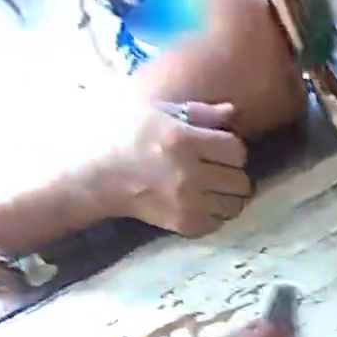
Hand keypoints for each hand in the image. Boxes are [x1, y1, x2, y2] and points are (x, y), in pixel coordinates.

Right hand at [91, 102, 251, 237]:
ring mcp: (189, 203)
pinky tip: (200, 201)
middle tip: (217, 168)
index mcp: (182, 140)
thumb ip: (200, 113)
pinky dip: (215, 212)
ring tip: (211, 186)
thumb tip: (235, 112)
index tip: (219, 147)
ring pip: (235, 204)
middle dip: (233, 172)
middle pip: (242, 181)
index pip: (237, 151)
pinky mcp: (187, 224)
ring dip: (228, 195)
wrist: (95, 173)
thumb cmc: (125, 133)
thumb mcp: (157, 111)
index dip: (231, 148)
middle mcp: (189, 174)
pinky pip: (221, 221)